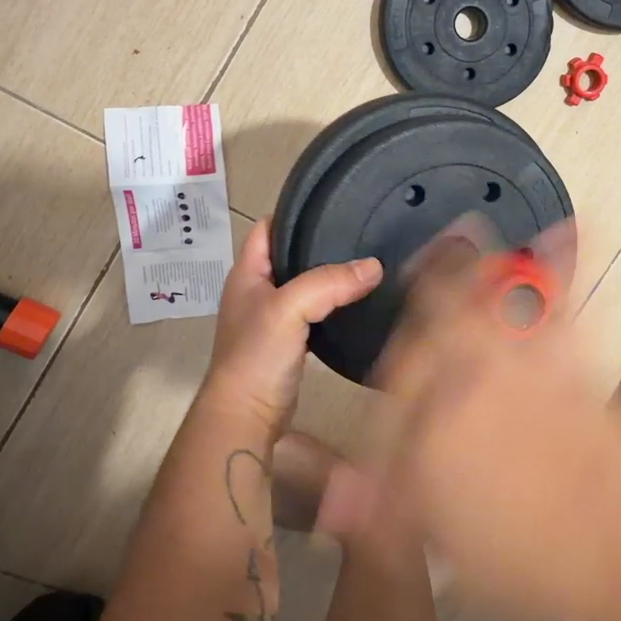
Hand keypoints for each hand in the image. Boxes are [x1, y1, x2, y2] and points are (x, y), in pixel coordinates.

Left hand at [203, 219, 381, 435]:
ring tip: (366, 265)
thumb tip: (374, 266)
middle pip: (290, 256)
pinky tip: (356, 305)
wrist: (246, 414)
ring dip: (329, 279)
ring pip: (304, 287)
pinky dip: (332, 308)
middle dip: (320, 244)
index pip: (267, 228)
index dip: (294, 213)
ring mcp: (270, 319)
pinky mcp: (287, 344)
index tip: (332, 205)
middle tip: (360, 234)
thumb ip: (330, 283)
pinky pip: (313, 315)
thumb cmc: (256, 354)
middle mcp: (256, 291)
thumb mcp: (290, 308)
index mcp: (246, 273)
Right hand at [318, 221, 620, 620]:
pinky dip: (564, 263)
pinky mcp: (575, 363)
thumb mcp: (448, 544)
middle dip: (432, 282)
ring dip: (480, 266)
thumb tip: (336, 497)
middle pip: (441, 320)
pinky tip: (569, 229)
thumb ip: (389, 509)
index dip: (398, 356)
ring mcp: (526, 367)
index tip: (401, 347)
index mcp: (433, 430)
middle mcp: (472, 385)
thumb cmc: (531, 562)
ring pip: (491, 303)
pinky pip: (563, 303)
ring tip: (471, 229)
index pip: (399, 374)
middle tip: (430, 252)